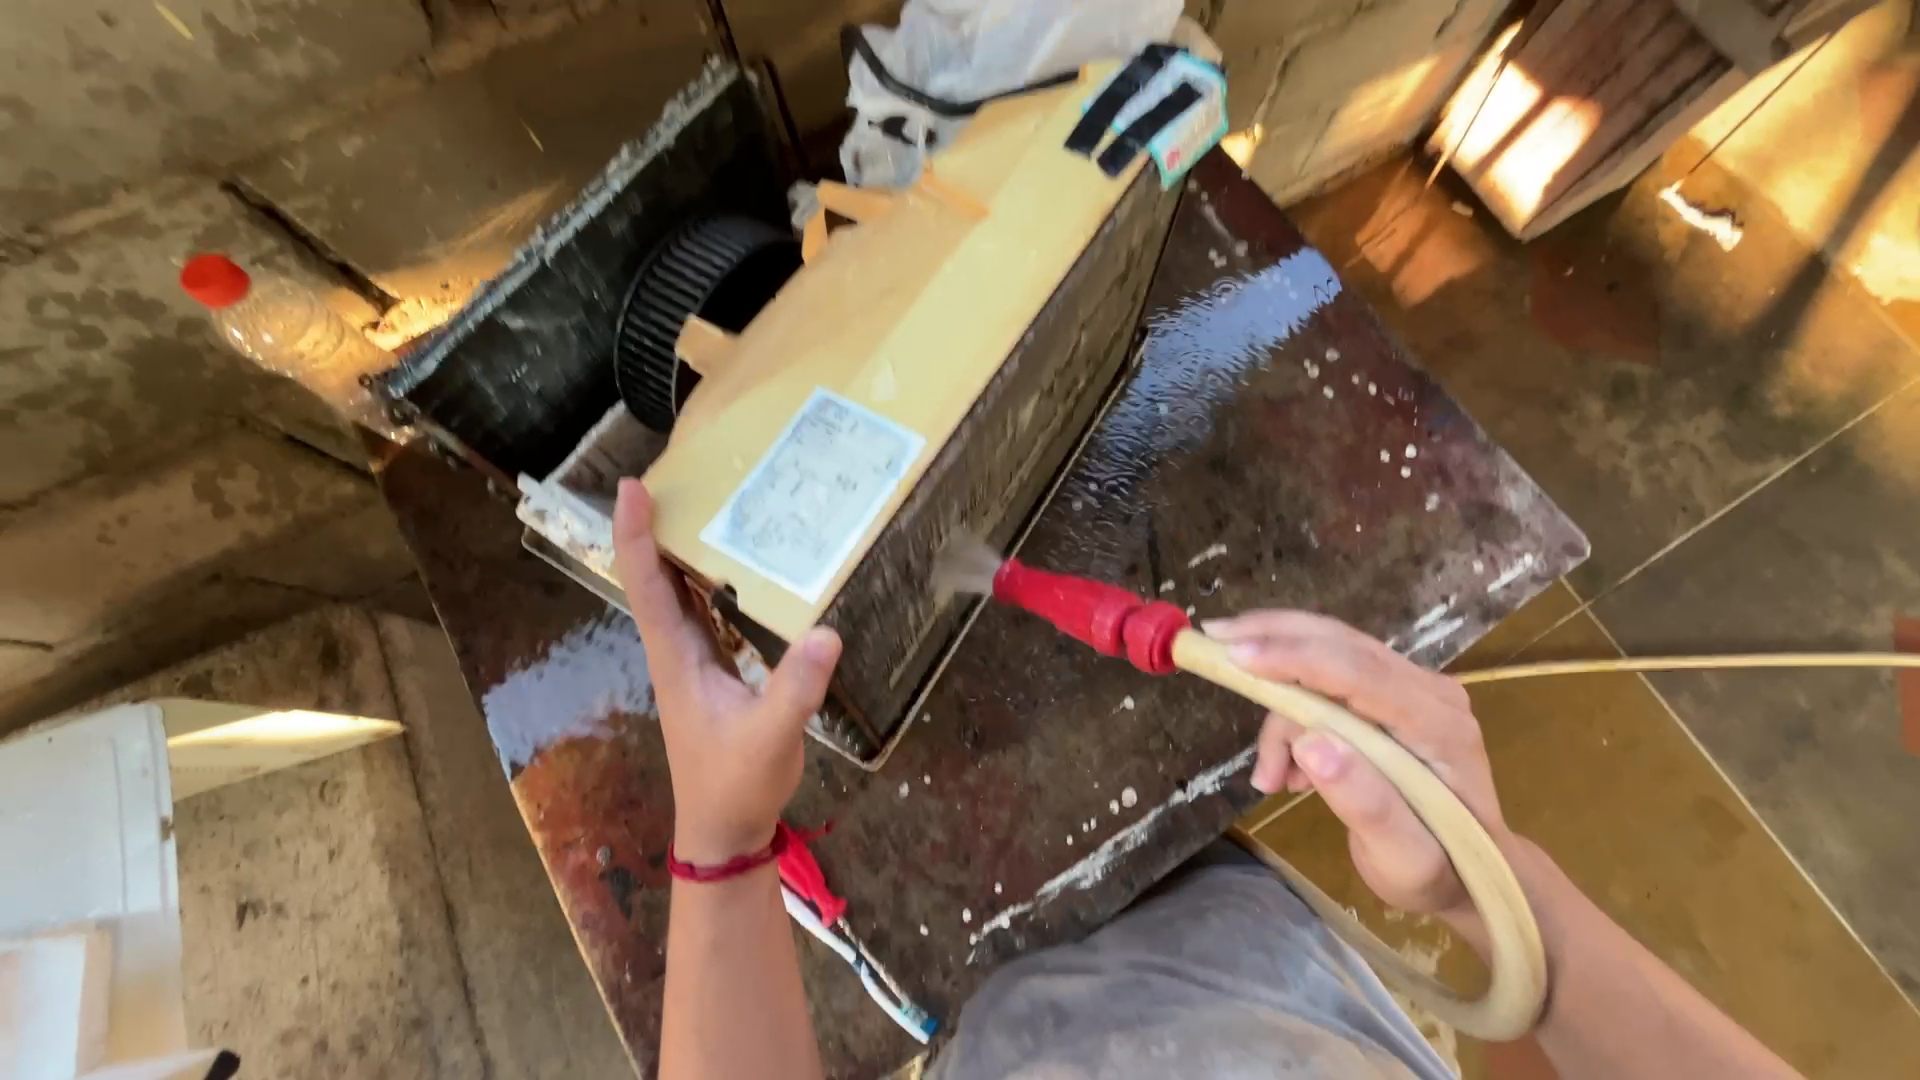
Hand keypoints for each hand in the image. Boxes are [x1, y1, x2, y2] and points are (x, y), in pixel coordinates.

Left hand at [612, 478, 842, 863]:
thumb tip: (826, 631)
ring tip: (716, 505)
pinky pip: (711, 612)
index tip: (634, 486)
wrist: (725, 829)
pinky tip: (751, 566)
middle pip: (657, 577)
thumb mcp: (769, 738)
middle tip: (686, 476)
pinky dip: (720, 581)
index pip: (646, 585)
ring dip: (688, 549)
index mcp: (676, 657)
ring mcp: (697, 661)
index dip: (635, 534)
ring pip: (683, 593)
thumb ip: (794, 690)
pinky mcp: (718, 671)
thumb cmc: (735, 784)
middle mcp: (679, 650)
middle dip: (660, 526)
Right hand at [1205, 611, 1505, 916]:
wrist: (1471, 871)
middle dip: (1270, 638)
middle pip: (1338, 641)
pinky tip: (1287, 762)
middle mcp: (1427, 689)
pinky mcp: (1388, 689)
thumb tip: (1310, 744)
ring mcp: (1408, 685)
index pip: (1359, 672)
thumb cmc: (1438, 869)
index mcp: (1438, 725)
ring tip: (1269, 776)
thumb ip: (1364, 802)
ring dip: (1276, 701)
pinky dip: (1288, 709)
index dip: (1294, 659)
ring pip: (1324, 653)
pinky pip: (1323, 675)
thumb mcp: (1403, 858)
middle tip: (1212, 641)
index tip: (1236, 656)